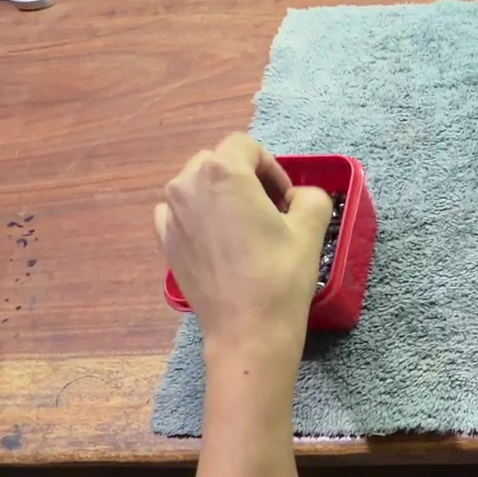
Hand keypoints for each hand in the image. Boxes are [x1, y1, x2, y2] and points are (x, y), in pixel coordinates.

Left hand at [155, 134, 334, 372]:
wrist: (248, 330)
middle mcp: (188, 183)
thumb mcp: (310, 232)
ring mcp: (171, 213)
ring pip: (197, 186)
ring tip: (247, 229)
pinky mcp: (166, 240)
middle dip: (245, 178)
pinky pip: (180, 213)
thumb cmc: (282, 277)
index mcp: (224, 173)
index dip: (272, 167)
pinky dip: (200, 217)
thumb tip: (301, 197)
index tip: (287, 198)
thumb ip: (311, 199)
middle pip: (217, 162)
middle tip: (271, 212)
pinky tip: (222, 243)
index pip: (246, 146)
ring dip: (222, 197)